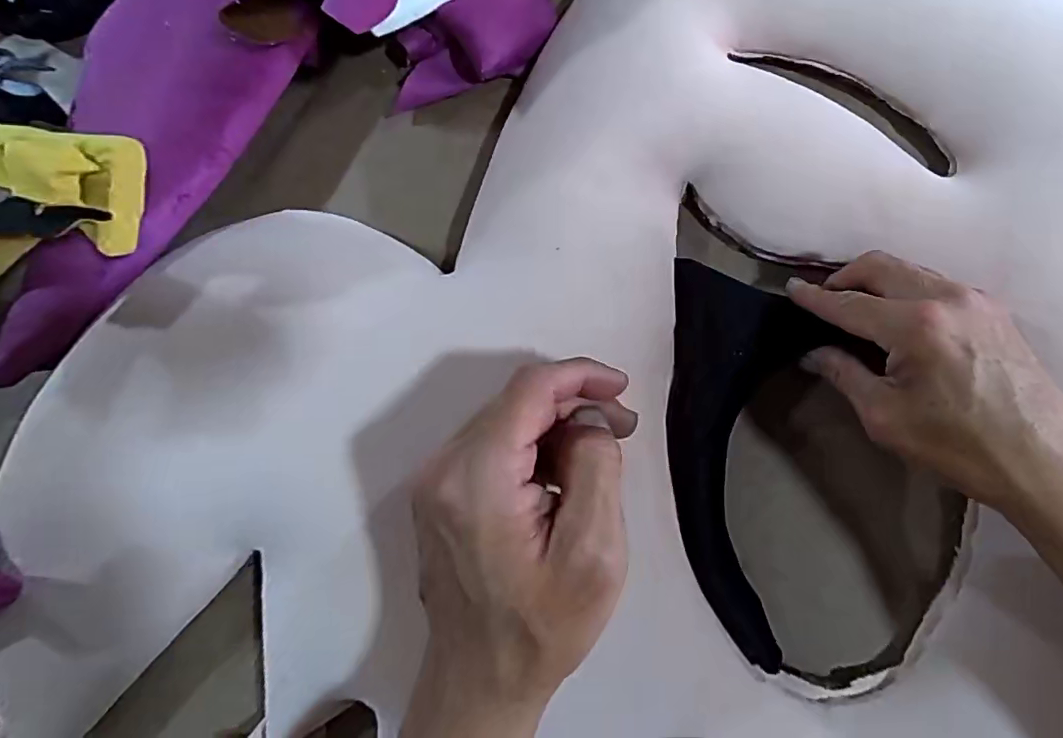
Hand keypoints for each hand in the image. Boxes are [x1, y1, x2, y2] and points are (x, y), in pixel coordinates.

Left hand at [403, 359, 637, 737]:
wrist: (481, 687)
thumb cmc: (542, 626)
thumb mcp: (594, 549)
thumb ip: (597, 465)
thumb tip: (588, 420)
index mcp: (477, 478)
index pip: (531, 388)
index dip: (582, 374)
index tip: (622, 388)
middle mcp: (445, 470)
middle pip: (521, 399)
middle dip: (578, 401)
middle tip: (623, 428)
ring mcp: (439, 482)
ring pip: (512, 417)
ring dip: (562, 423)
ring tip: (602, 453)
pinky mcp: (444, 495)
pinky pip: (499, 442)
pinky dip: (540, 443)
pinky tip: (568, 473)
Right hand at [787, 251, 1062, 512]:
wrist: (1044, 459)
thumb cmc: (961, 447)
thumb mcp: (888, 419)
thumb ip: (846, 375)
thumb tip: (815, 352)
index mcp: (916, 324)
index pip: (851, 303)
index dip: (817, 298)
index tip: (793, 289)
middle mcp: (945, 296)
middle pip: (880, 266)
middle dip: (846, 275)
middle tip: (824, 296)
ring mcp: (974, 297)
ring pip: (911, 270)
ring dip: (879, 280)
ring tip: (861, 305)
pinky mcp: (994, 307)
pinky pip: (939, 283)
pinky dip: (910, 289)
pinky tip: (905, 316)